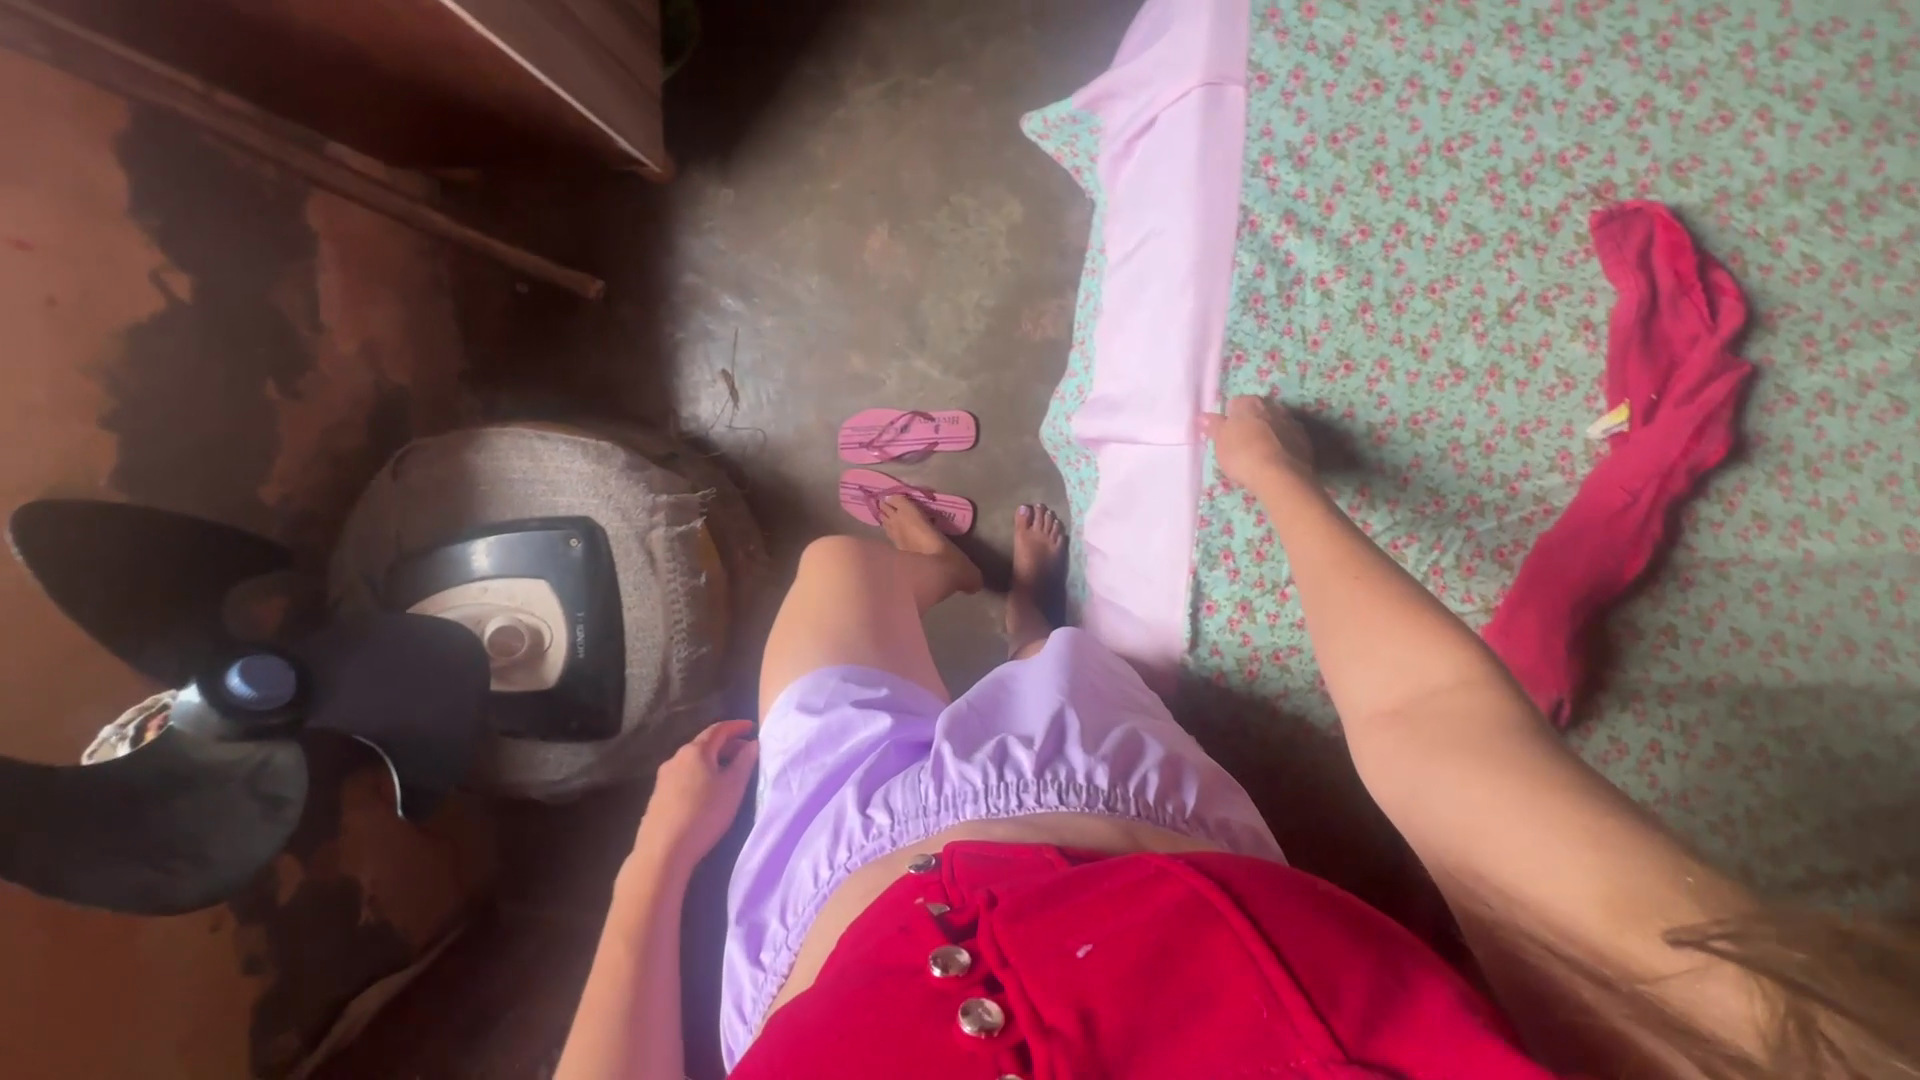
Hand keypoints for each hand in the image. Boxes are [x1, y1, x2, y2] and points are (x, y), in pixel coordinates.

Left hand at [633, 719, 758, 872]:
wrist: (663, 851)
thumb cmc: (704, 813)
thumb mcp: (733, 786)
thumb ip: (745, 761)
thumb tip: (752, 744)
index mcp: (696, 751)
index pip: (719, 729)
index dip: (737, 726)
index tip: (752, 727)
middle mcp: (676, 758)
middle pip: (705, 744)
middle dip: (727, 745)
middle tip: (746, 754)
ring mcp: (663, 778)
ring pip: (693, 761)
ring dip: (713, 762)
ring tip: (728, 773)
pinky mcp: (658, 796)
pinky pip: (684, 776)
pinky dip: (700, 775)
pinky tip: (706, 792)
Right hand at [1201, 394, 1314, 488]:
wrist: (1279, 475)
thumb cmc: (1242, 454)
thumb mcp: (1219, 441)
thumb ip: (1212, 426)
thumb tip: (1202, 416)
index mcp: (1248, 403)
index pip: (1235, 404)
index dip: (1229, 419)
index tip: (1226, 435)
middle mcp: (1272, 407)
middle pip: (1257, 412)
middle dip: (1250, 423)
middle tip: (1241, 444)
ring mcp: (1291, 422)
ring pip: (1275, 424)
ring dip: (1268, 433)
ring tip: (1260, 454)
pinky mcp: (1304, 440)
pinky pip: (1289, 438)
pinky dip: (1283, 445)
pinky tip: (1276, 460)